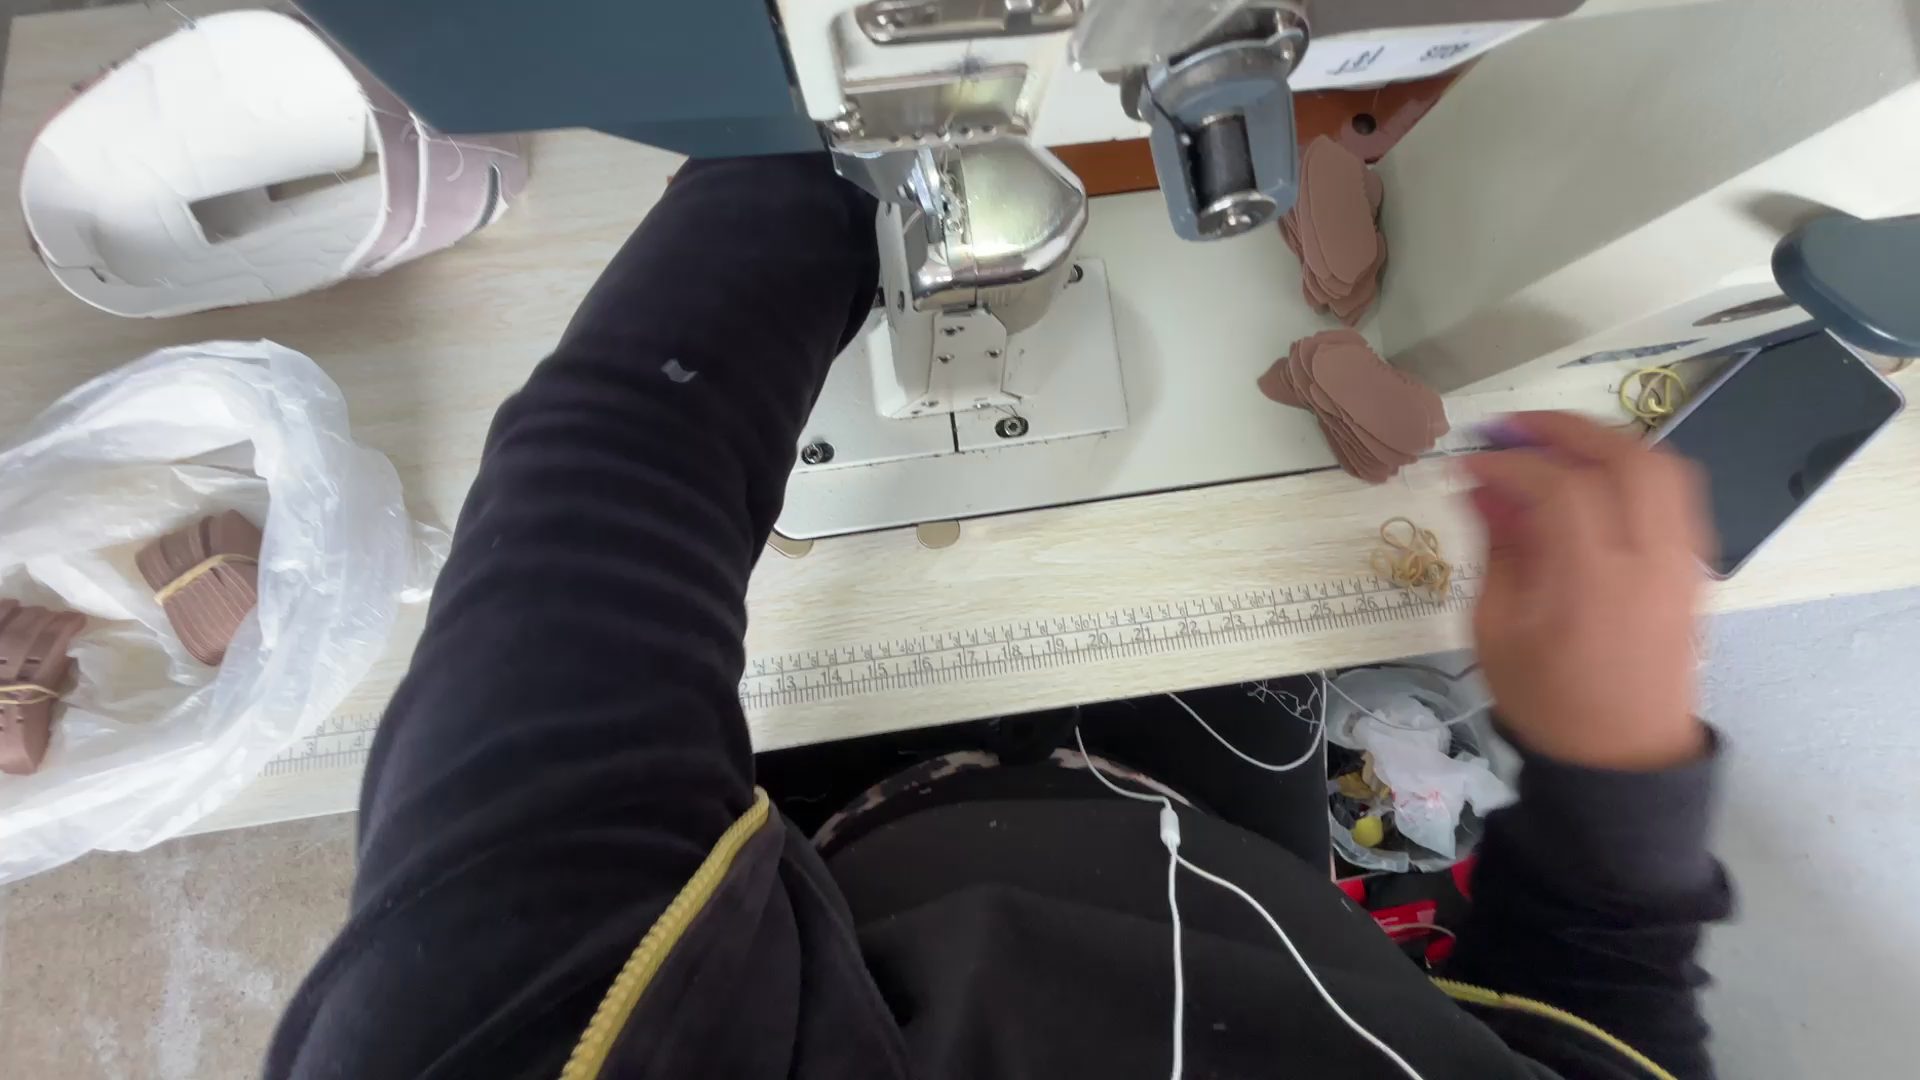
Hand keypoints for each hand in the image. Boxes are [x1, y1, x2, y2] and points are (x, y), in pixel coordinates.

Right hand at [1460, 412, 1713, 770]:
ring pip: (1660, 468)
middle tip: (1508, 428)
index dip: (1506, 464)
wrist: (1618, 752)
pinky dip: (1627, 469)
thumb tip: (1479, 489)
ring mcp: (1682, 562)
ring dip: (1600, 443)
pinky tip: (1583, 479)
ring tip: (1544, 444)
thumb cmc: (1541, 694)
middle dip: (1564, 430)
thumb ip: (1496, 546)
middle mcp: (1651, 560)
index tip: (1463, 465)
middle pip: (1626, 459)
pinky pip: (1670, 495)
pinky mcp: (1691, 567)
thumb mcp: (1494, 624)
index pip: (1559, 488)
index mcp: (1592, 581)